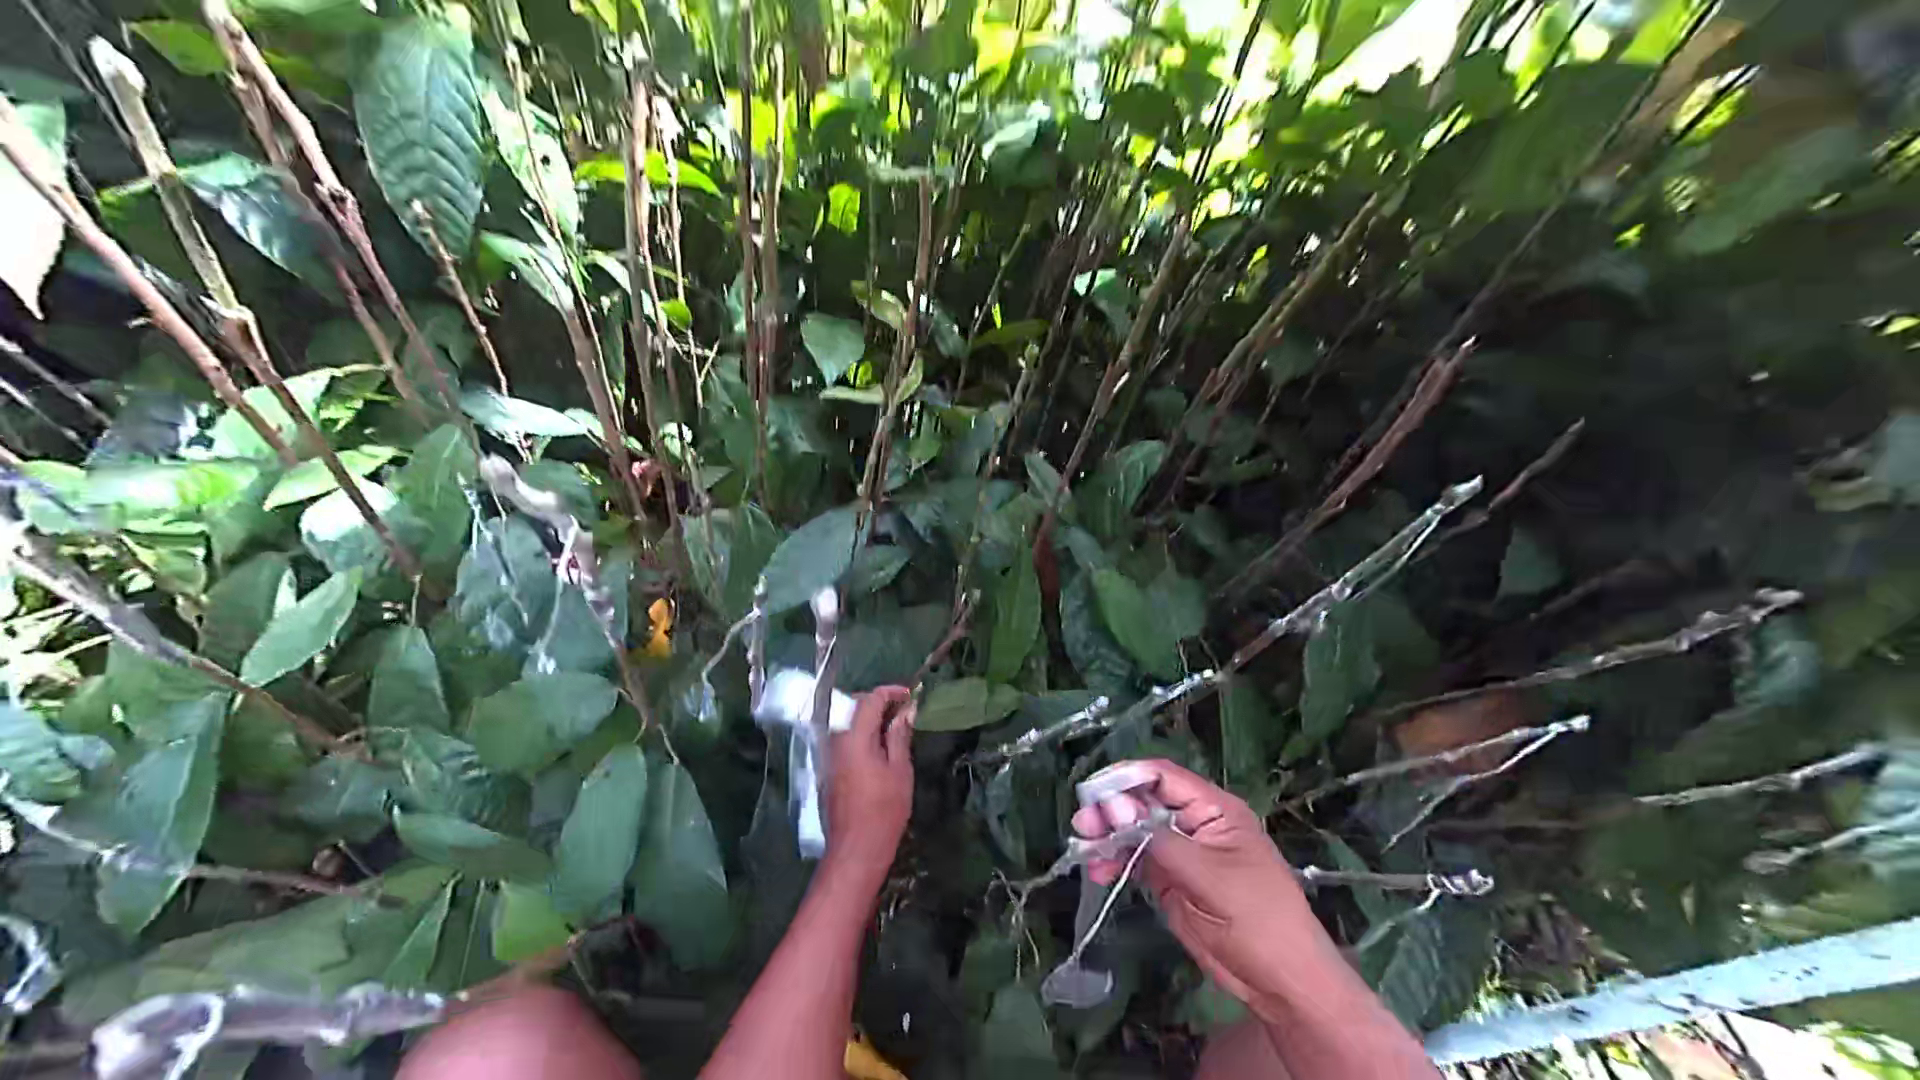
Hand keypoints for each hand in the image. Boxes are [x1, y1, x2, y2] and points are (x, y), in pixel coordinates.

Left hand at [825, 685, 915, 873]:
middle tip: (903, 711)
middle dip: (878, 702)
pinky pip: (844, 739)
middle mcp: (836, 740)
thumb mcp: (899, 770)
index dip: (891, 692)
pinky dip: (861, 734)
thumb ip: (899, 735)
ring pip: (847, 722)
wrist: (856, 848)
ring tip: (894, 729)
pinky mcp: (828, 768)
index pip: (870, 699)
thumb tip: (906, 710)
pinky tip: (878, 748)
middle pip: (854, 706)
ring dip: (869, 718)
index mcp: (854, 737)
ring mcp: (829, 755)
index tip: (910, 696)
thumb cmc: (884, 810)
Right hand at [1071, 759, 1330, 1006]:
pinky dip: (1114, 861)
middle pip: (1143, 801)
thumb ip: (1159, 840)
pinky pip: (1135, 859)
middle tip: (1083, 825)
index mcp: (1214, 809)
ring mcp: (1181, 851)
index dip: (1126, 778)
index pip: (1162, 777)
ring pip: (1133, 830)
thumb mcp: (1209, 876)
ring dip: (1107, 837)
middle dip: (1111, 810)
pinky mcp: (1170, 878)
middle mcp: (1194, 823)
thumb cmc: (1258, 920)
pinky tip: (1099, 871)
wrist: (1282, 983)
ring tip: (1085, 851)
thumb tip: (1115, 808)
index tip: (1093, 791)